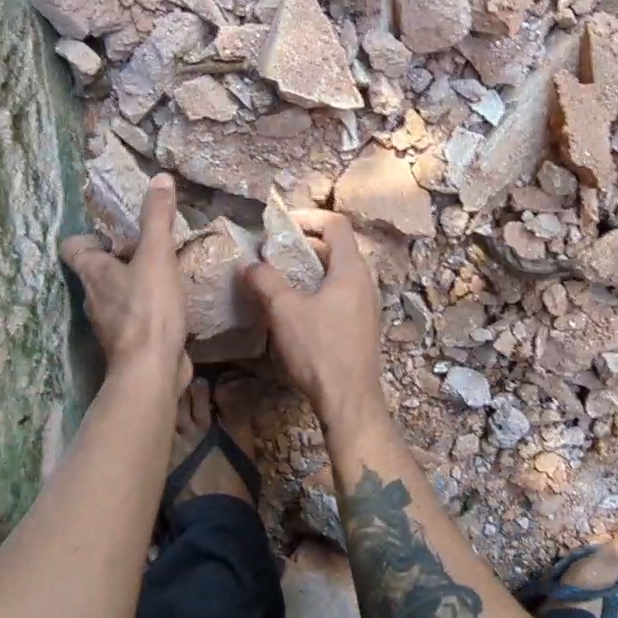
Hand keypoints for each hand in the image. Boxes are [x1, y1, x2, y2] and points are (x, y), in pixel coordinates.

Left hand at [60, 174, 190, 396]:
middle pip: (96, 271)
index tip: (115, 232)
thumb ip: (157, 218)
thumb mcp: (156, 256)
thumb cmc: (148, 310)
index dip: (88, 236)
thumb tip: (160, 178)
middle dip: (117, 258)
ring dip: (133, 285)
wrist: (152, 370)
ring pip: (115, 296)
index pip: (73, 247)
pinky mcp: (130, 343)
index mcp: (93, 273)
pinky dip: (147, 310)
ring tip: (162, 275)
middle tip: (147, 248)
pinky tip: (170, 307)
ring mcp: (111, 324)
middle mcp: (94, 298)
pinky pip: (135, 318)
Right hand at [242, 210, 385, 424]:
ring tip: (281, 282)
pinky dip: (319, 292)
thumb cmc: (319, 349)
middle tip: (274, 255)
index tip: (281, 226)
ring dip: (310, 271)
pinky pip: (341, 296)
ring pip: (338, 275)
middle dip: (304, 246)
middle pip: (336, 249)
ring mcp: (367, 305)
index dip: (308, 218)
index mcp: (352, 269)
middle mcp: (366, 282)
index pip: (336, 224)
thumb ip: (265, 281)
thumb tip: (250, 266)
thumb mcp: (284, 310)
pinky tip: (298, 311)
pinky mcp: (363, 326)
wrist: (349, 399)